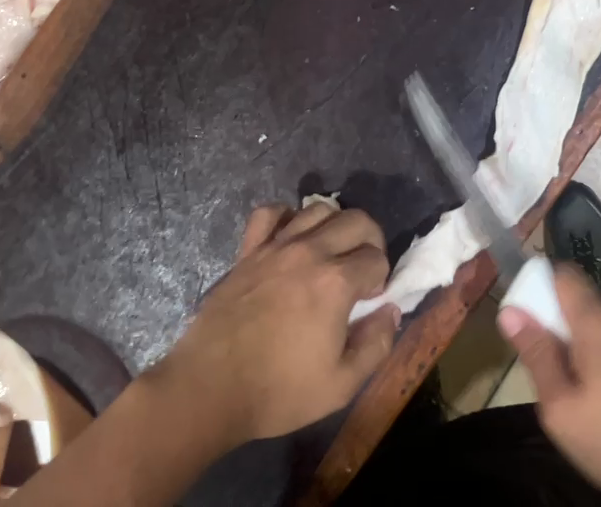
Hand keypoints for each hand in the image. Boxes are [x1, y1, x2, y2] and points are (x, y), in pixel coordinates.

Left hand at [154, 201, 400, 447]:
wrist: (210, 389)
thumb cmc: (278, 391)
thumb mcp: (341, 385)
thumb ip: (376, 344)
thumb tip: (391, 311)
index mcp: (335, 282)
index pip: (377, 259)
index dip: (381, 279)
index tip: (371, 300)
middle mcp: (308, 252)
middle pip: (356, 220)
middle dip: (371, 241)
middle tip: (363, 270)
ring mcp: (274, 247)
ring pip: (317, 209)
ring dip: (335, 225)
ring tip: (332, 253)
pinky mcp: (247, 252)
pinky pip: (269, 213)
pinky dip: (287, 217)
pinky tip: (291, 239)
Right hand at [500, 266, 600, 506]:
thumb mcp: (561, 408)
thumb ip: (536, 355)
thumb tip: (510, 312)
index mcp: (596, 320)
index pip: (563, 273)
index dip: (540, 285)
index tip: (527, 318)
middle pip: (580, 303)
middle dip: (559, 327)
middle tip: (550, 372)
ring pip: (599, 327)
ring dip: (582, 349)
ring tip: (579, 396)